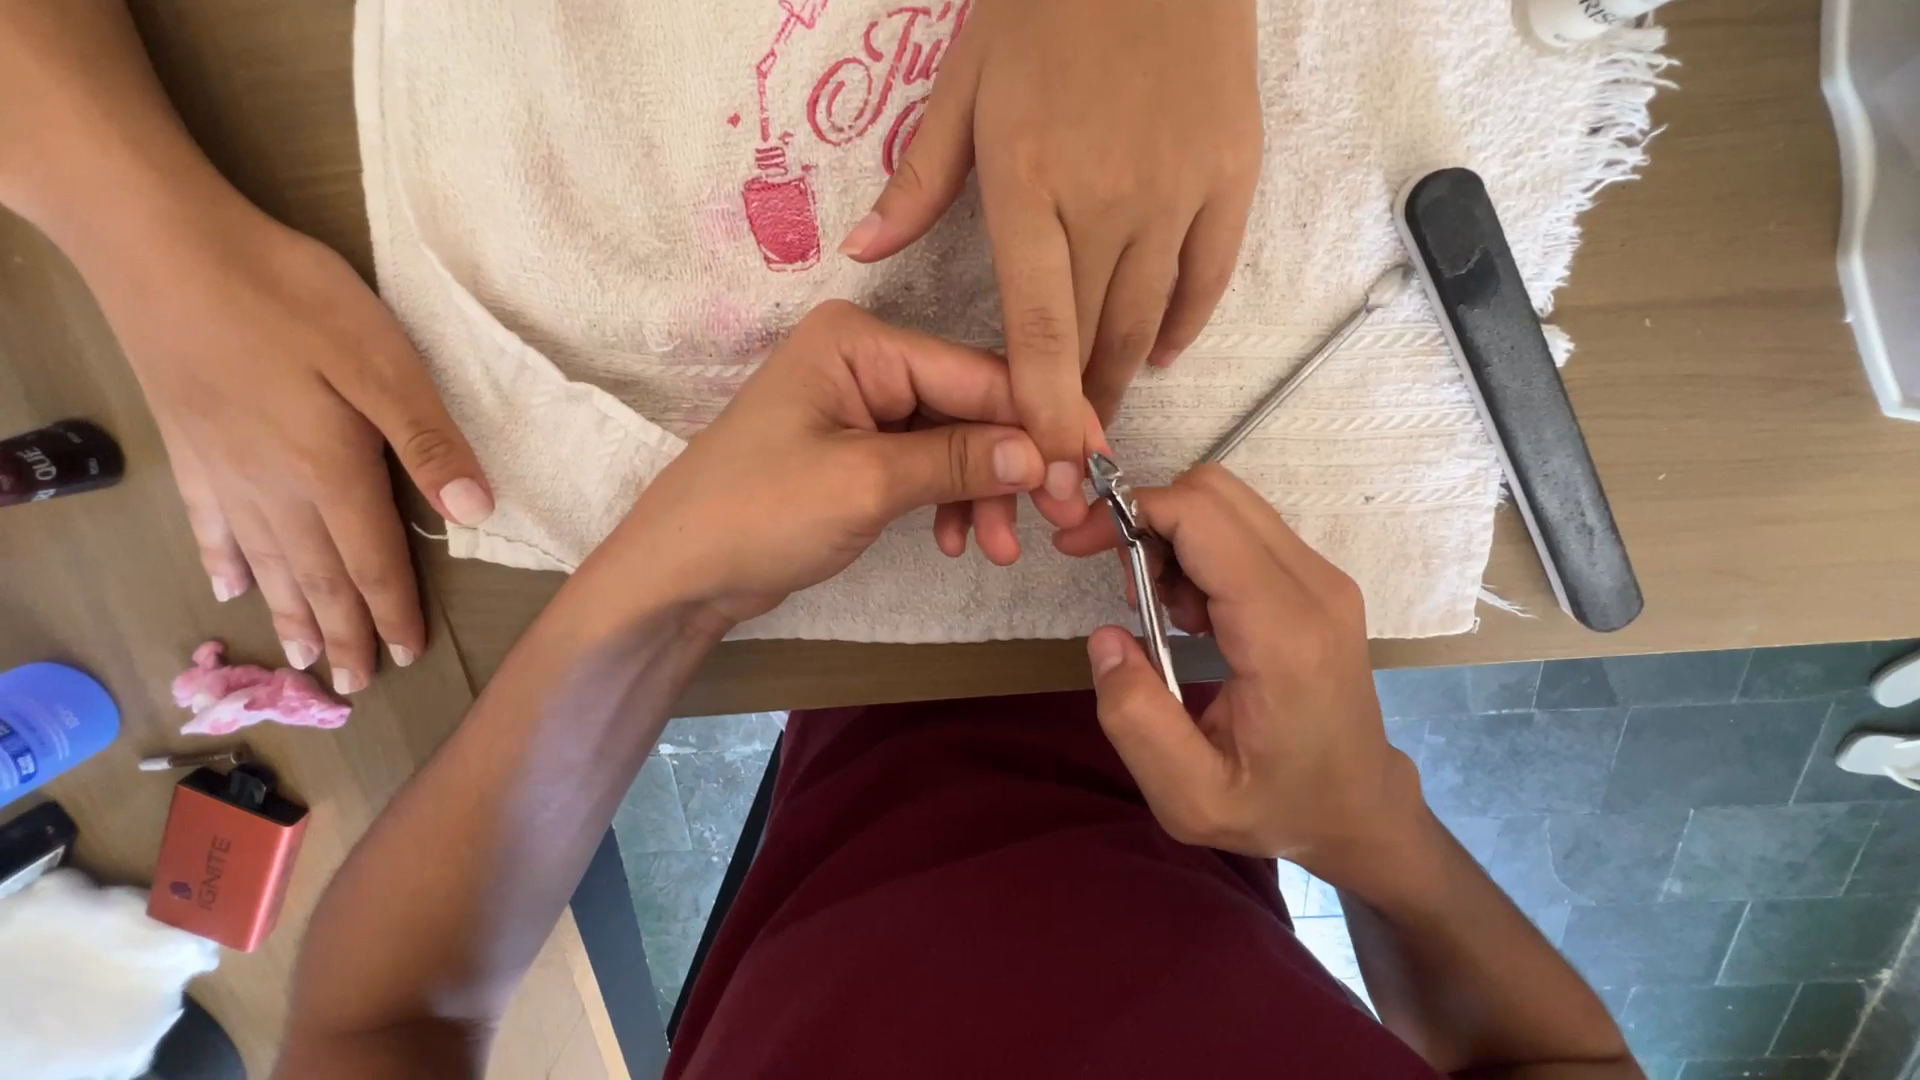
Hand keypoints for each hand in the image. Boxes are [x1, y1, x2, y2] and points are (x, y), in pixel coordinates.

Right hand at [93, 208, 493, 694]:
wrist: (161, 241)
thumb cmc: (292, 300)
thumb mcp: (385, 366)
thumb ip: (430, 446)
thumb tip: (477, 516)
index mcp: (331, 473)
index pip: (373, 563)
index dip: (392, 613)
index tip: (403, 658)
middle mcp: (273, 488)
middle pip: (317, 578)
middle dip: (341, 634)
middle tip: (350, 686)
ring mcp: (222, 470)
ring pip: (266, 564)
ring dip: (288, 615)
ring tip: (297, 660)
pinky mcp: (189, 445)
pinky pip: (210, 525)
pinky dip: (225, 563)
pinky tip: (228, 588)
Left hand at [606, 300, 1045, 625]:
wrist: (679, 573)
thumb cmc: (759, 513)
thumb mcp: (866, 484)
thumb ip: (958, 462)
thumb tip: (1042, 457)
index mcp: (861, 341)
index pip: (975, 373)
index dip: (1037, 421)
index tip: (1089, 469)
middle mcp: (867, 360)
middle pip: (970, 407)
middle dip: (1012, 466)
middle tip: (1060, 518)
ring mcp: (862, 406)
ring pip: (954, 442)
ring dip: (983, 493)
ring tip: (997, 550)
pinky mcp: (860, 449)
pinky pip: (926, 466)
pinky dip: (948, 501)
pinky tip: (957, 541)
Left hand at [841, 0, 1262, 502]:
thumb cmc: (1045, 9)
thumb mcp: (964, 86)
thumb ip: (917, 184)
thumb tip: (864, 252)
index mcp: (1031, 190)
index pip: (1038, 330)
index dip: (1042, 408)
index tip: (1044, 462)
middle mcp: (1109, 206)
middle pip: (1094, 340)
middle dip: (1079, 410)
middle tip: (1063, 452)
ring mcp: (1178, 195)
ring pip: (1149, 321)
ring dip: (1123, 378)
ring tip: (1100, 412)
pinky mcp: (1230, 179)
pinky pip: (1208, 280)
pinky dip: (1183, 327)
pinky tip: (1158, 353)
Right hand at [1053, 466, 1423, 879]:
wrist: (1360, 810)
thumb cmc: (1278, 808)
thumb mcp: (1189, 798)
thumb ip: (1135, 719)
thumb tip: (1106, 636)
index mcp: (1282, 633)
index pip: (1202, 516)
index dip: (1130, 512)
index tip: (1079, 546)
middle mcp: (1314, 587)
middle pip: (1214, 492)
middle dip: (1148, 520)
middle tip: (1129, 590)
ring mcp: (1323, 578)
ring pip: (1227, 503)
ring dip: (1172, 537)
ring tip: (1163, 612)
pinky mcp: (1318, 580)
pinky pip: (1243, 528)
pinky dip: (1197, 549)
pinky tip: (1193, 613)